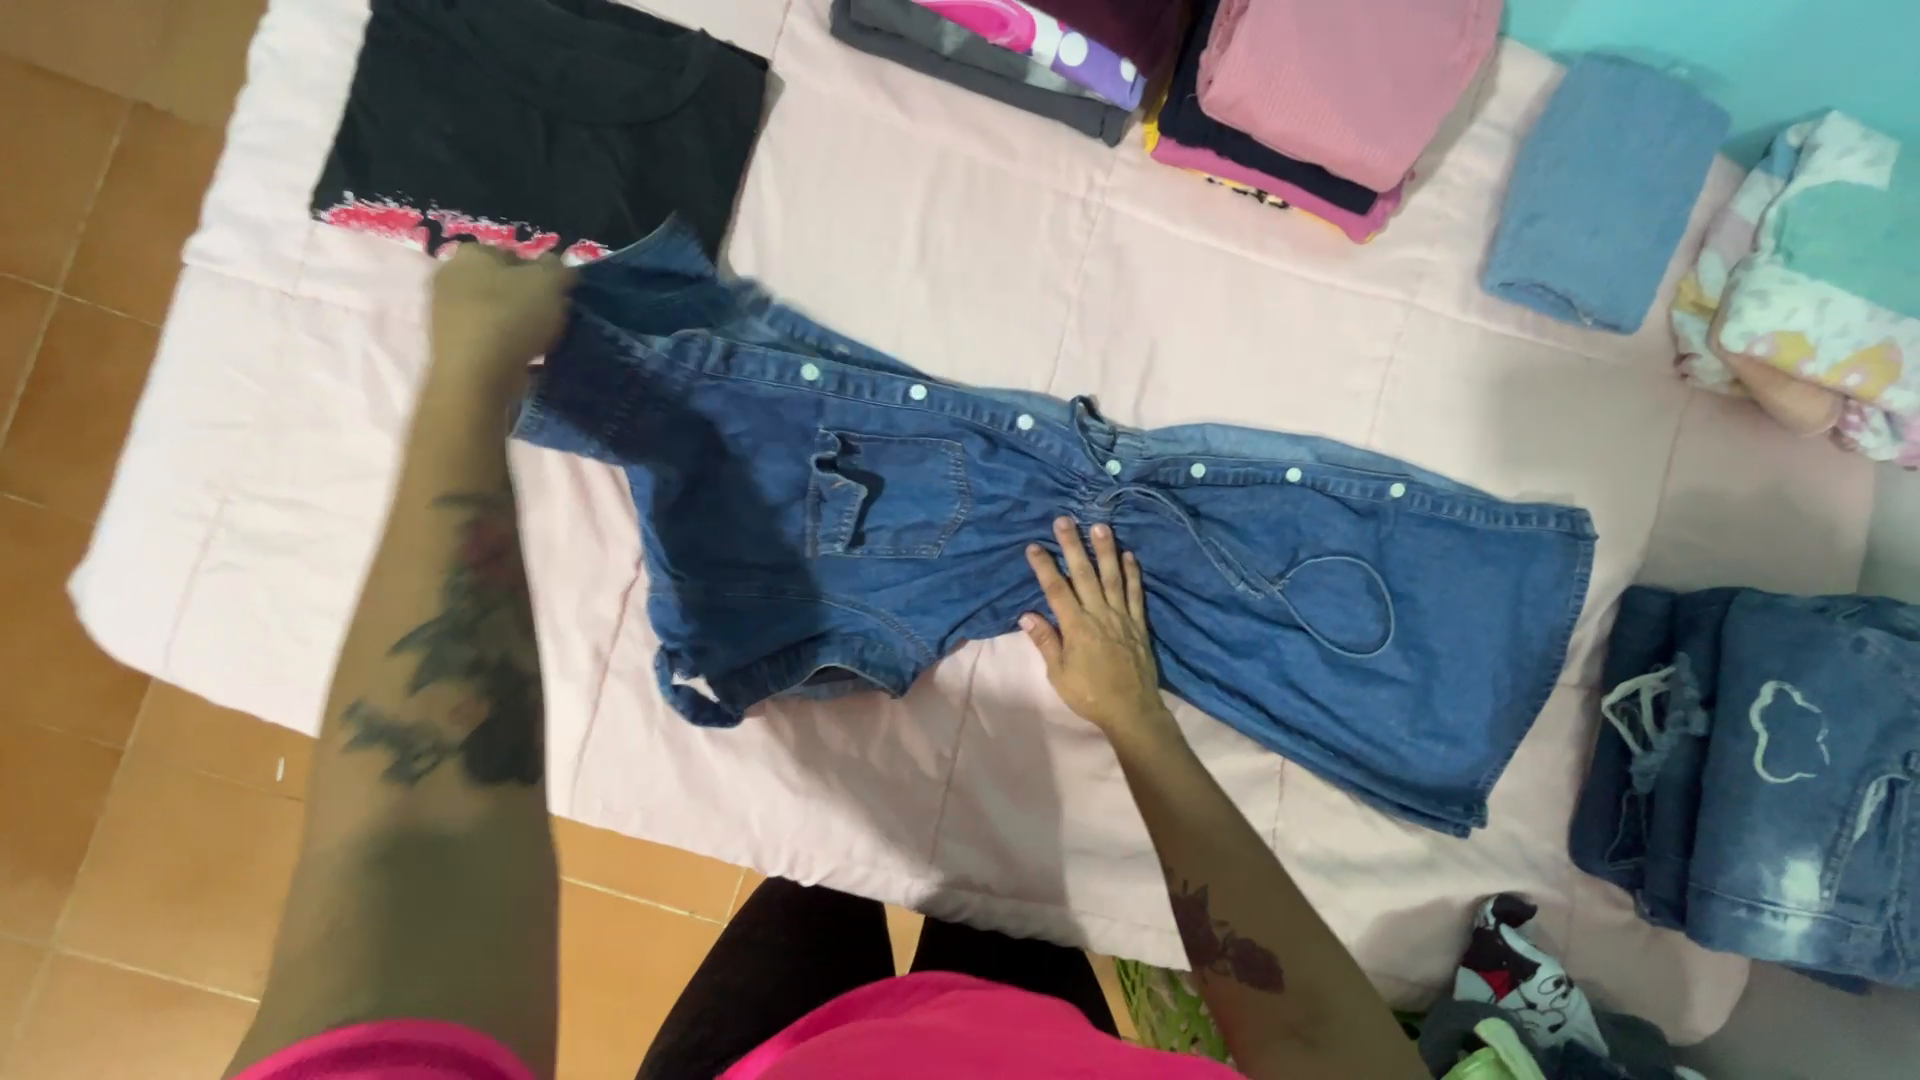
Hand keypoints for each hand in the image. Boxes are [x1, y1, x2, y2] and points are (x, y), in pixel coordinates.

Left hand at [430, 243, 575, 377]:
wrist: (476, 371)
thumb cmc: (513, 316)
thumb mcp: (550, 283)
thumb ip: (559, 268)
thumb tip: (558, 265)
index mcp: (472, 252)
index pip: (512, 254)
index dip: (538, 271)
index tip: (557, 293)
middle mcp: (449, 273)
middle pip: (499, 281)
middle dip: (524, 295)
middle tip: (550, 315)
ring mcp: (443, 308)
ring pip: (491, 308)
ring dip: (513, 319)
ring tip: (538, 338)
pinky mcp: (447, 340)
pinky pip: (484, 333)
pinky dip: (501, 340)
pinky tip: (519, 353)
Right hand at [1021, 517, 1173, 737]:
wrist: (1131, 710)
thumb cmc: (1089, 695)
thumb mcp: (1059, 674)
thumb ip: (1045, 642)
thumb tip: (1027, 615)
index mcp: (1076, 627)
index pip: (1056, 590)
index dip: (1044, 566)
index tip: (1034, 546)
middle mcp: (1099, 615)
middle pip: (1083, 574)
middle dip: (1072, 545)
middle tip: (1064, 520)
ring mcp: (1121, 617)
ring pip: (1112, 576)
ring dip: (1105, 550)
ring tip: (1099, 525)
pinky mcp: (1138, 623)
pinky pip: (1135, 593)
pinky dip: (1132, 573)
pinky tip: (1129, 555)